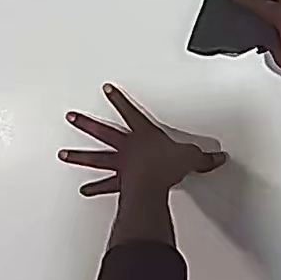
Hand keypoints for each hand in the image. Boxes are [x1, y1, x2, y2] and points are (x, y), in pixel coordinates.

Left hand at [59, 84, 226, 196]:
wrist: (152, 185)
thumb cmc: (166, 166)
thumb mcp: (191, 157)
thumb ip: (202, 158)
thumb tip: (217, 158)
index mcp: (143, 134)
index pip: (129, 111)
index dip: (118, 99)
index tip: (107, 89)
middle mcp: (128, 147)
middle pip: (102, 131)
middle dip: (86, 123)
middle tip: (71, 116)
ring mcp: (120, 164)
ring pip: (95, 156)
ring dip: (78, 155)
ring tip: (63, 154)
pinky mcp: (119, 183)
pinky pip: (104, 184)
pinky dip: (94, 188)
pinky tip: (83, 190)